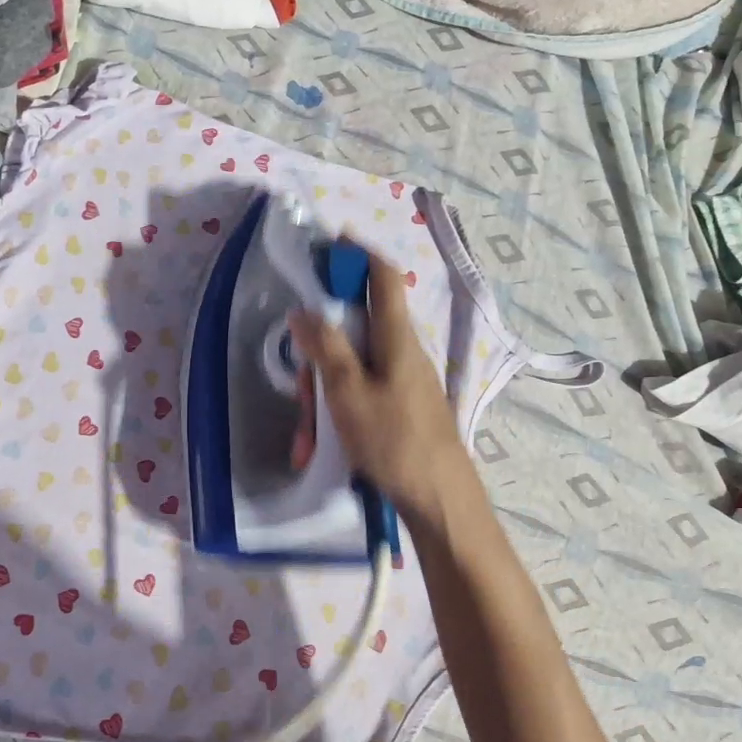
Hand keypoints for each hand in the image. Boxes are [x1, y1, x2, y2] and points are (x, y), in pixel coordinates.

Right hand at [289, 255, 472, 519]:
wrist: (440, 501)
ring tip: (309, 438)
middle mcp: (401, 352)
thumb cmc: (394, 441)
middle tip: (302, 389)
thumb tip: (304, 310)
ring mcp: (402, 381)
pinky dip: (336, 415)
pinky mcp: (400, 407)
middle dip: (319, 355)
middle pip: (353, 330)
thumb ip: (326, 348)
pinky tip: (319, 450)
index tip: (331, 240)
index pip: (381, 277)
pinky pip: (358, 396)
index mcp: (395, 338)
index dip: (358, 253)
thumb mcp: (347, 393)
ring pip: (350, 368)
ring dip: (322, 397)